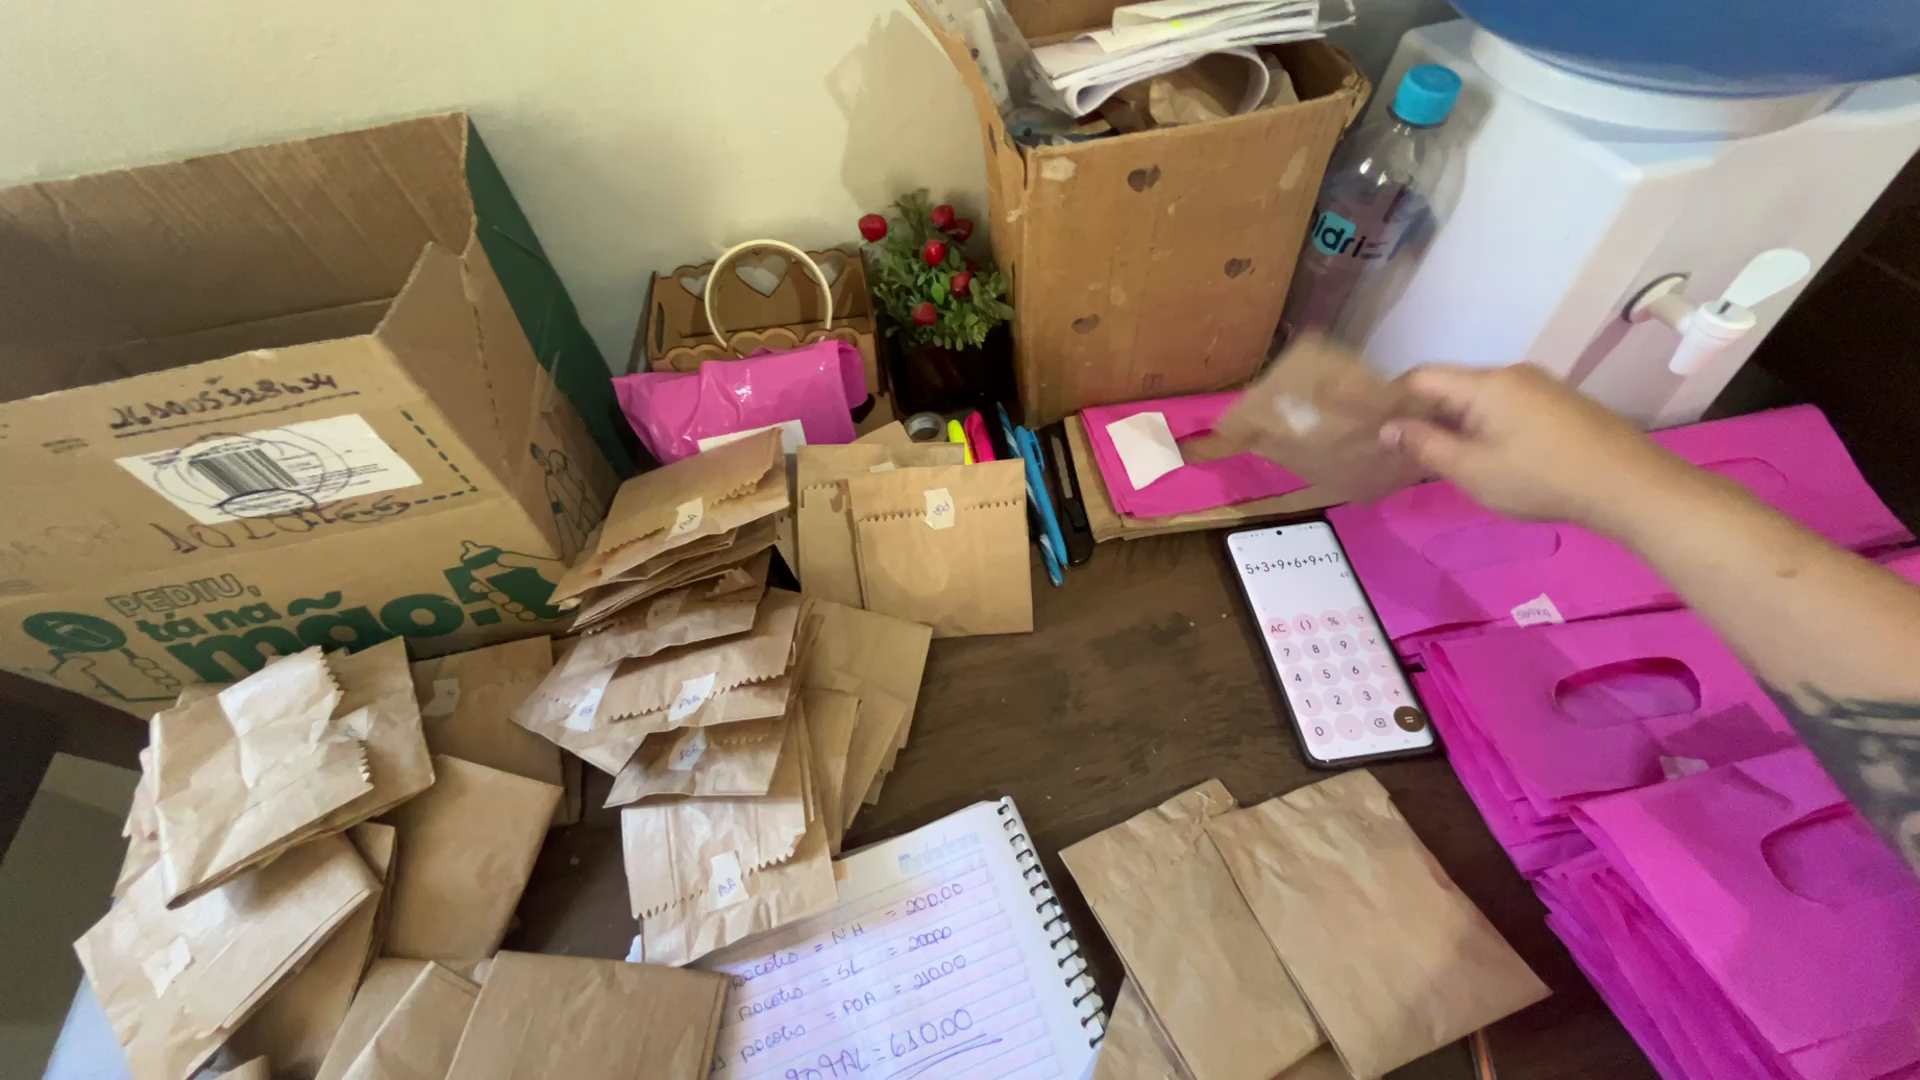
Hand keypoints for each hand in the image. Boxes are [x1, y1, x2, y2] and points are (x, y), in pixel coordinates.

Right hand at [1379, 364, 1687, 527]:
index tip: (1376, 431)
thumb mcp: (1470, 469)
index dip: (1393, 400)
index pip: (1421, 377)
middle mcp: (1512, 375)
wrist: (1632, 488)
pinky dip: (1482, 425)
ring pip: (1477, 398)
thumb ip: (1424, 444)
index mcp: (1486, 384)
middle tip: (1403, 450)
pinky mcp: (1558, 404)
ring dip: (1452, 422)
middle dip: (1422, 414)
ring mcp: (1540, 387)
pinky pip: (1503, 406)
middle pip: (1450, 386)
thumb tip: (1389, 428)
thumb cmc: (1540, 478)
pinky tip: (1483, 455)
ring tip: (1440, 457)